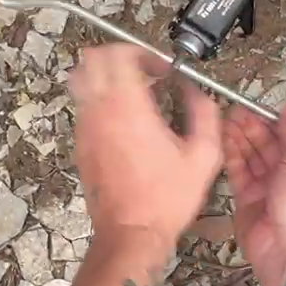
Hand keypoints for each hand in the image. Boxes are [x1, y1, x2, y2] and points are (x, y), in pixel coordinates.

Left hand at [67, 45, 221, 257]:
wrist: (131, 233)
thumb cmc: (165, 200)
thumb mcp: (204, 156)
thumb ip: (205, 114)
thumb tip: (200, 93)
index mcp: (130, 108)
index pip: (121, 55)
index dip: (143, 52)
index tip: (162, 68)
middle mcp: (101, 112)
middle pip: (92, 59)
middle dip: (120, 56)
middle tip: (145, 71)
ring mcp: (86, 128)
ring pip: (81, 80)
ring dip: (106, 76)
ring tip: (133, 91)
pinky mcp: (81, 145)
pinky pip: (83, 107)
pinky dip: (100, 100)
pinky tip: (124, 119)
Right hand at [222, 104, 285, 285]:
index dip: (270, 122)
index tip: (254, 108)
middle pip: (267, 146)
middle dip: (251, 128)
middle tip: (234, 112)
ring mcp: (267, 189)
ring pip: (251, 158)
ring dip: (239, 139)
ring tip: (225, 121)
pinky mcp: (247, 200)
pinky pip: (238, 173)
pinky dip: (231, 156)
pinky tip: (223, 141)